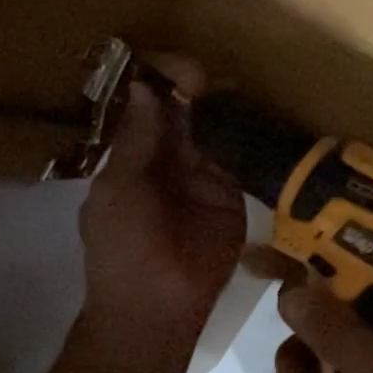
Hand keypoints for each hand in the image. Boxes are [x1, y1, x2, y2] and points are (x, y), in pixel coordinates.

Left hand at [79, 55, 245, 331]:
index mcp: (133, 153)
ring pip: (216, 125)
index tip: (173, 67)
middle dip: (193, 83)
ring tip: (231, 91)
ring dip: (222, 104)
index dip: (159, 78)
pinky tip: (254, 117)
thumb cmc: (123, 247)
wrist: (156, 305)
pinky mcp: (234, 191)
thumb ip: (137, 139)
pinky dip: (247, 134)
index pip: (148, 102)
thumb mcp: (118, 188)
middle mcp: (170, 155)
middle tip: (204, 76)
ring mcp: (204, 173)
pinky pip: (241, 155)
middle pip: (185, 106)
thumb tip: (147, 86)